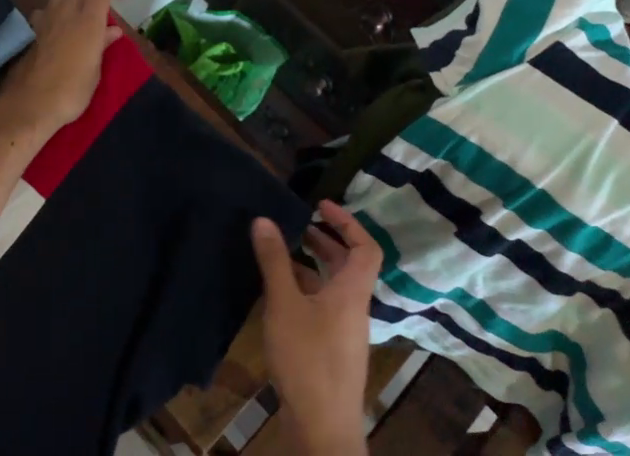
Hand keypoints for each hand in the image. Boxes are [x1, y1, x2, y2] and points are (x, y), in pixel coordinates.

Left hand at [0, 0, 127, 137]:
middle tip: (102, 13)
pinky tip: (58, 30)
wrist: (34, 102)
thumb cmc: (73, 90)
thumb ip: (103, 44)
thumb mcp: (95, 70)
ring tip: (80, 19)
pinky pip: (45, 12)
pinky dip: (55, 14)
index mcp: (88, 21)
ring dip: (72, 1)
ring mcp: (46, 22)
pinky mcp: (34, 32)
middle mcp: (66, 14)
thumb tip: (112, 30)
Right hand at [251, 201, 382, 455]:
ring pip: (333, 287)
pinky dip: (304, 290)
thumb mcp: (284, 304)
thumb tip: (264, 219)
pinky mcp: (331, 348)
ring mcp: (344, 331)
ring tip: (279, 253)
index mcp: (351, 293)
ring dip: (311, 266)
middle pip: (349, 266)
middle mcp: (354, 308)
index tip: (321, 204)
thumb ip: (274, 261)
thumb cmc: (307, 358)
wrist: (323, 425)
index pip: (366, 248)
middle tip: (295, 224)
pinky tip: (277, 293)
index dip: (348, 222)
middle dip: (325, 241)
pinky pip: (323, 306)